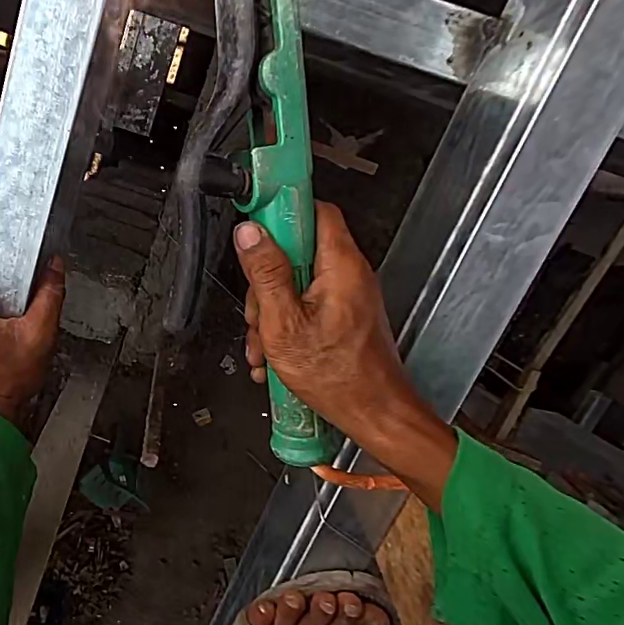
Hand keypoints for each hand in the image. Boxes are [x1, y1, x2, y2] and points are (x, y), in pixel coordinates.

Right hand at [234, 202, 455, 505]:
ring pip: (294, 280)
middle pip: (295, 250)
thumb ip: (266, 274)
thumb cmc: (340, 378)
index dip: (280, 211)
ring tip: (263, 341)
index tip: (253, 220)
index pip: (313, 210)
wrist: (374, 414)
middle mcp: (348, 274)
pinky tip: (274, 350)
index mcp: (340, 266)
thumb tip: (249, 233)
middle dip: (265, 278)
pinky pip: (303, 302)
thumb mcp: (285, 324)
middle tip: (256, 306)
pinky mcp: (341, 313)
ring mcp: (345, 294)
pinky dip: (283, 321)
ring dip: (269, 308)